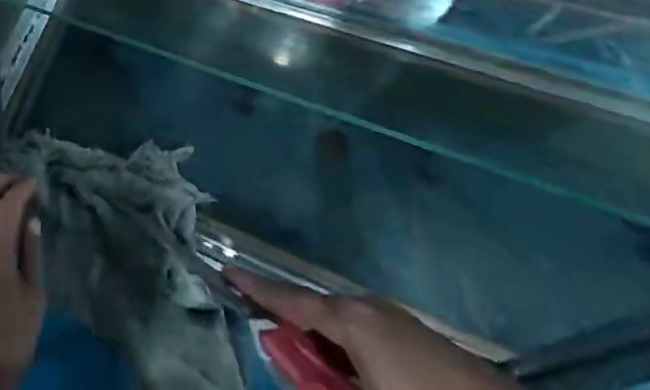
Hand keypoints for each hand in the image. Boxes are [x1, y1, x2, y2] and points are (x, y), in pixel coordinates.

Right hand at [225, 267, 518, 389]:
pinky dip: (352, 351)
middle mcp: (371, 308)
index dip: (255, 288)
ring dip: (326, 344)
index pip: (289, 298)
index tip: (225, 271)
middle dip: (294, 326)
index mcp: (351, 319)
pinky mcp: (425, 340)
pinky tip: (358, 375)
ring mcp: (401, 321)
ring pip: (345, 325)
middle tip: (274, 340)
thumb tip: (279, 354)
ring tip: (319, 369)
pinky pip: (371, 336)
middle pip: (316, 310)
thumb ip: (313, 381)